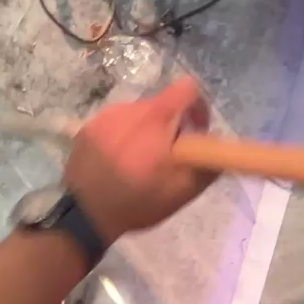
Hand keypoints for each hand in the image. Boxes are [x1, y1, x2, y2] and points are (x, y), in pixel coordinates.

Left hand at [64, 75, 215, 238]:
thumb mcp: (183, 190)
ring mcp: (103, 118)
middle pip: (160, 104)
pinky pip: (113, 125)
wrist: (85, 215)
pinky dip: (121, 138)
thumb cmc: (138, 201)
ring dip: (144, 132)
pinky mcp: (85, 130)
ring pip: (135, 115)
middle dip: (169, 125)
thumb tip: (218, 151)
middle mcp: (128, 109)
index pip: (187, 88)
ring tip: (138, 162)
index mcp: (155, 117)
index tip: (195, 132)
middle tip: (165, 157)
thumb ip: (208, 163)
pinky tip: (116, 163)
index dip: (198, 107)